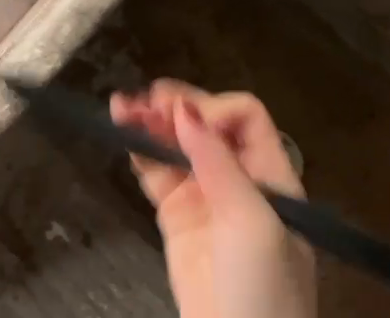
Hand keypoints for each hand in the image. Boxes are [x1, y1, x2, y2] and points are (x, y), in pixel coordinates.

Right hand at [111, 80, 314, 317]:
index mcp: (271, 177)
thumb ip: (217, 162)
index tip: (178, 119)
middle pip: (205, 125)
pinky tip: (123, 135)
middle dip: (172, 108)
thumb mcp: (251, 223)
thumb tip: (183, 107)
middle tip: (139, 102)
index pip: (243, 118)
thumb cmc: (263, 287)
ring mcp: (205, 198)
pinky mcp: (177, 216)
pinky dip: (139, 150)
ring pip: (175, 145)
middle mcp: (238, 180)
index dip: (210, 109)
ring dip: (148, 122)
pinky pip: (156, 172)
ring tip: (119, 108)